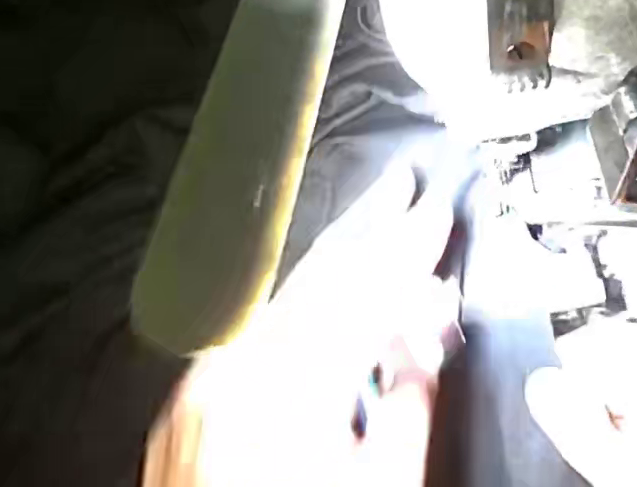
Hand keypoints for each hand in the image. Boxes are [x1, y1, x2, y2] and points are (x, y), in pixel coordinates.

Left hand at [144, 161, 458, 486]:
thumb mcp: (385, 484)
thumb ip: (411, 394)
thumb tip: (427, 321)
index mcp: (290, 394)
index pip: (366, 293)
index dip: (410, 246)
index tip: (441, 209)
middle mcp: (238, 373)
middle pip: (321, 275)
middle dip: (373, 222)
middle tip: (406, 180)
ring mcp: (207, 384)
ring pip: (289, 291)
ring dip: (341, 246)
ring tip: (376, 208)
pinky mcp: (195, 399)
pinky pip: (264, 320)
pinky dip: (306, 289)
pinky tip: (328, 270)